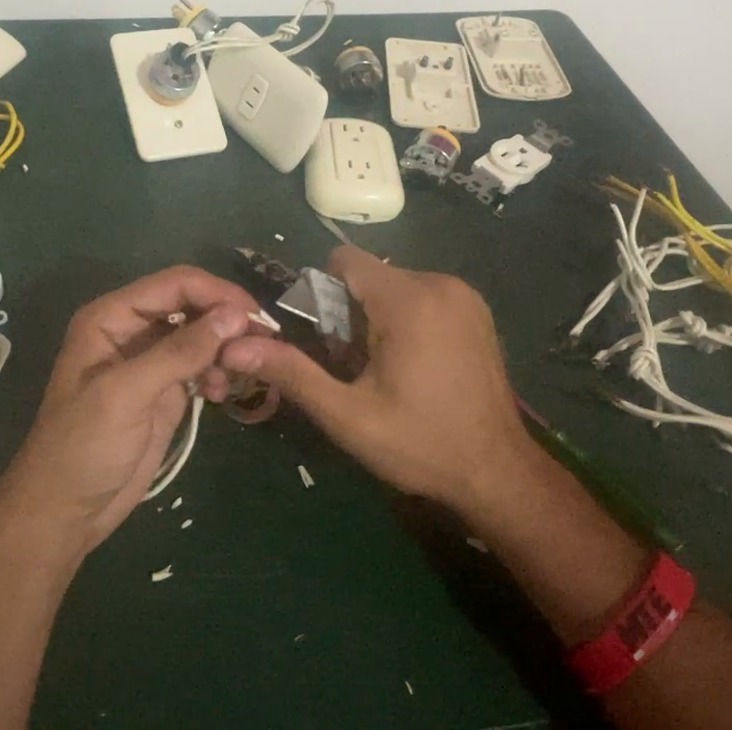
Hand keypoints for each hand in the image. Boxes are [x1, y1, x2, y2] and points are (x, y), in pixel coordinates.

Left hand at [0, 266, 259, 557]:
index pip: (175, 284)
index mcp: (111, 317)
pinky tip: (223, 392)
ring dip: (224, 348)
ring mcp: (149, 361)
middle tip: (261, 344)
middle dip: (226, 319)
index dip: (217, 293)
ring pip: (200, 335)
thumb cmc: (83, 447)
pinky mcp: (164, 391)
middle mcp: (131, 330)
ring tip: (239, 374)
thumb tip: (235, 314)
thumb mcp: (127, 394)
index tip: (256, 319)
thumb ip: (179, 352)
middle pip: (191, 304)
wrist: (65, 511)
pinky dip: (217, 372)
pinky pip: (200, 366)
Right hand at [219, 247, 546, 516]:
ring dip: (378, 317)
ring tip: (385, 370)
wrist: (498, 472)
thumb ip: (292, 373)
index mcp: (408, 300)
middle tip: (355, 366)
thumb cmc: (421, 444)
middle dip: (350, 312)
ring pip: (396, 285)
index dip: (322, 292)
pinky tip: (414, 365)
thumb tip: (233, 348)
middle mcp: (440, 284)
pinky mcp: (477, 310)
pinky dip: (407, 319)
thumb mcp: (347, 415)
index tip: (325, 338)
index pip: (345, 260)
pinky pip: (424, 296)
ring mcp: (465, 295)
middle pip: (370, 275)